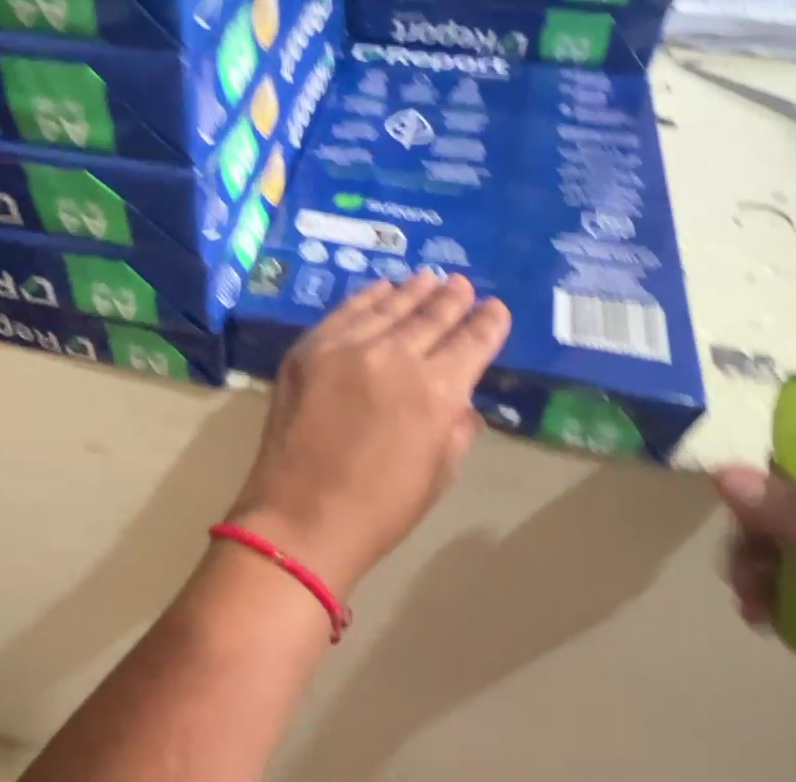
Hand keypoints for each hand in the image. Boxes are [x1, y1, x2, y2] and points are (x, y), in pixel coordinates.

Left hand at [229, 273, 510, 596]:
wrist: (299, 518)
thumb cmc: (380, 509)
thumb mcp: (439, 472)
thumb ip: (456, 425)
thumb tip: (460, 396)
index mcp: (436, 392)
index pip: (472, 342)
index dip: (488, 323)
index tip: (496, 309)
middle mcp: (395, 357)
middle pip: (432, 316)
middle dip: (452, 299)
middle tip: (462, 284)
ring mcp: (347, 347)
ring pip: (390, 306)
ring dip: (414, 291)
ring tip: (429, 278)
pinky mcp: (310, 347)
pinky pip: (347, 311)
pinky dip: (370, 297)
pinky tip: (383, 288)